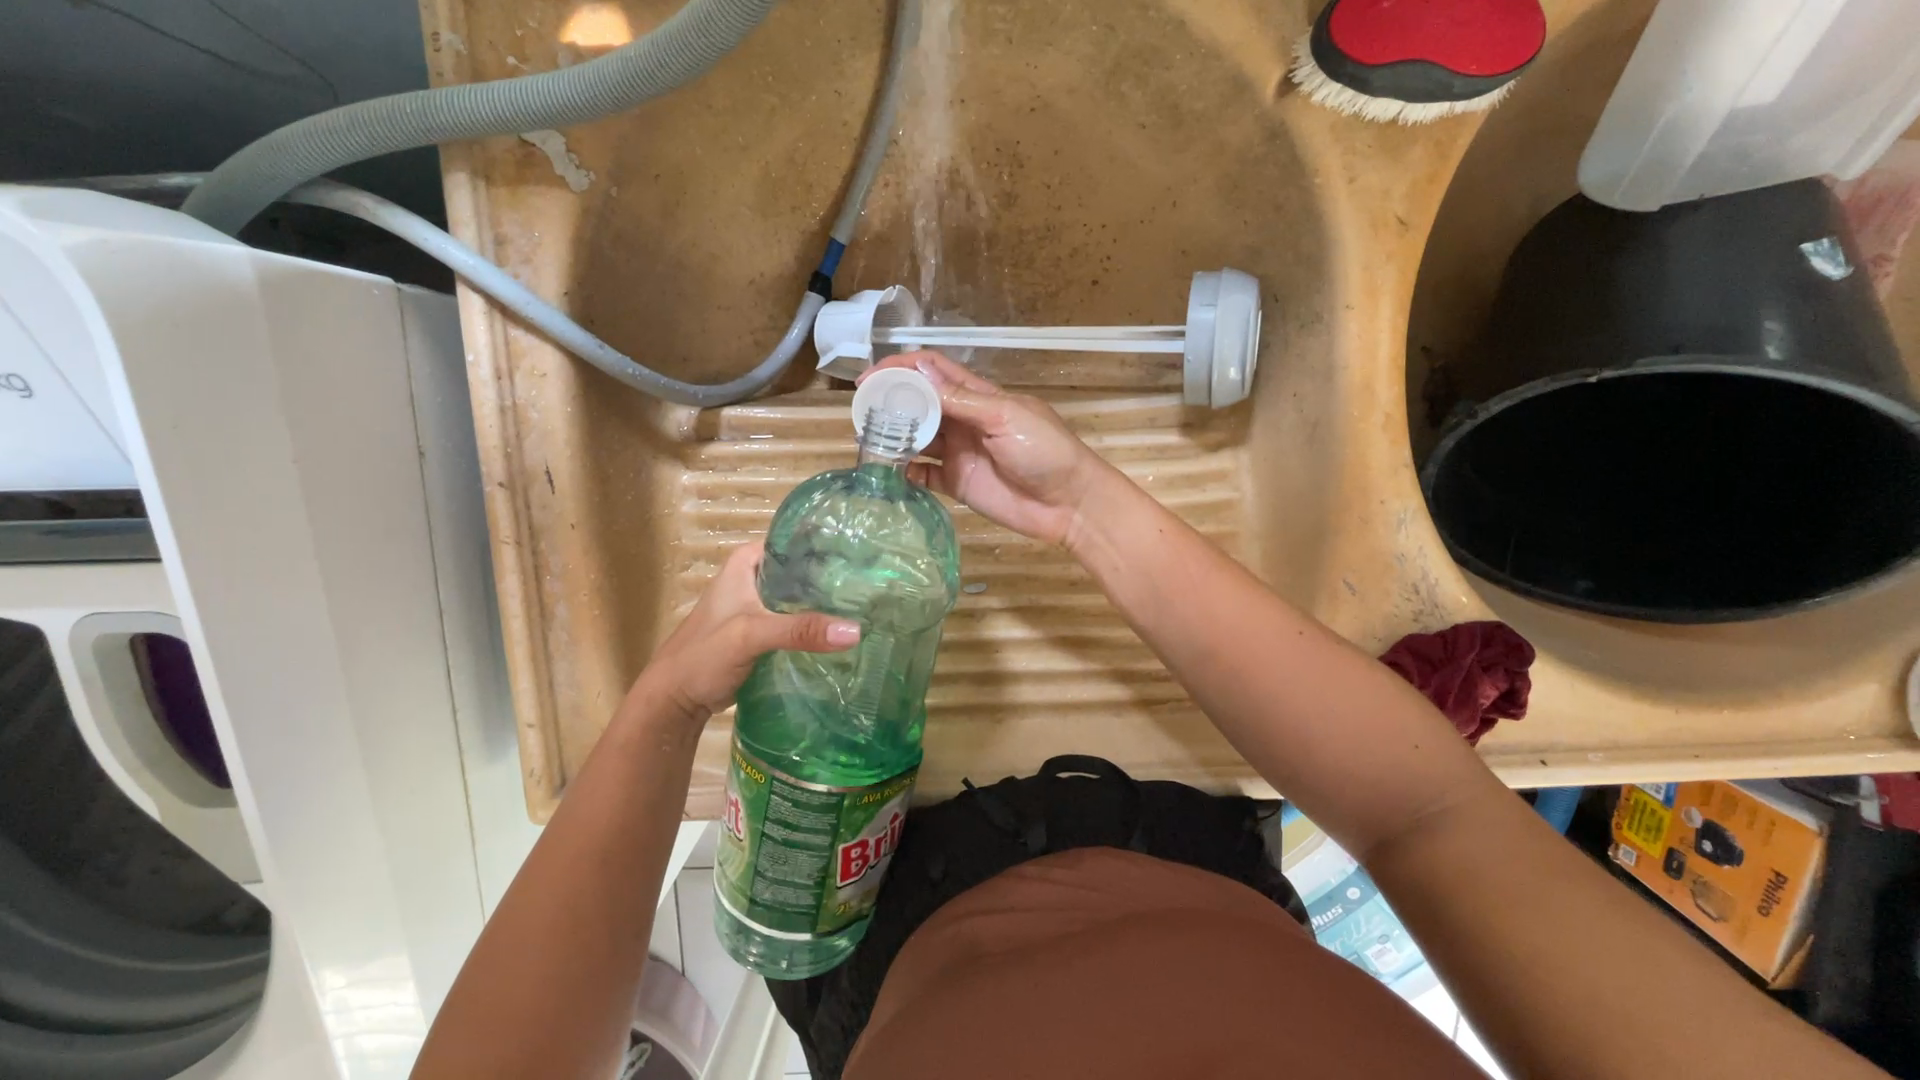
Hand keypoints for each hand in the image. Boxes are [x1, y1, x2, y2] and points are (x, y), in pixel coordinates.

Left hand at [628, 543, 859, 726]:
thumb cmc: (703, 655)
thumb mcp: (751, 635)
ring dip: (828, 607)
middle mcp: (754, 578)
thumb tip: (856, 631)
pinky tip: (846, 634)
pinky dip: (818, 628)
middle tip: (877, 586)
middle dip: (835, 580)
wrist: (675, 700)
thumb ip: (800, 630)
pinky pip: (798, 624)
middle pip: (804, 572)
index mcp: (746, 562)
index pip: (796, 543)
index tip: (868, 555)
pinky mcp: (765, 634)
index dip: (830, 547)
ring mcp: (760, 608)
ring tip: (872, 608)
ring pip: (802, 600)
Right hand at [860, 352, 1113, 545]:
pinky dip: (905, 472)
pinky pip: (924, 475)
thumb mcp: (1004, 418)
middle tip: (861, 411)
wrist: (1069, 503)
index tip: (870, 377)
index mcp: (978, 397)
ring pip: (917, 439)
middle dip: (890, 402)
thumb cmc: (1045, 451)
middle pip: (919, 404)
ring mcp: (959, 453)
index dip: (902, 368)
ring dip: (893, 436)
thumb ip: (961, 400)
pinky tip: (888, 472)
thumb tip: (917, 371)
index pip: (933, 371)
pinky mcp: (958, 484)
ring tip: (866, 438)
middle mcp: (964, 421)